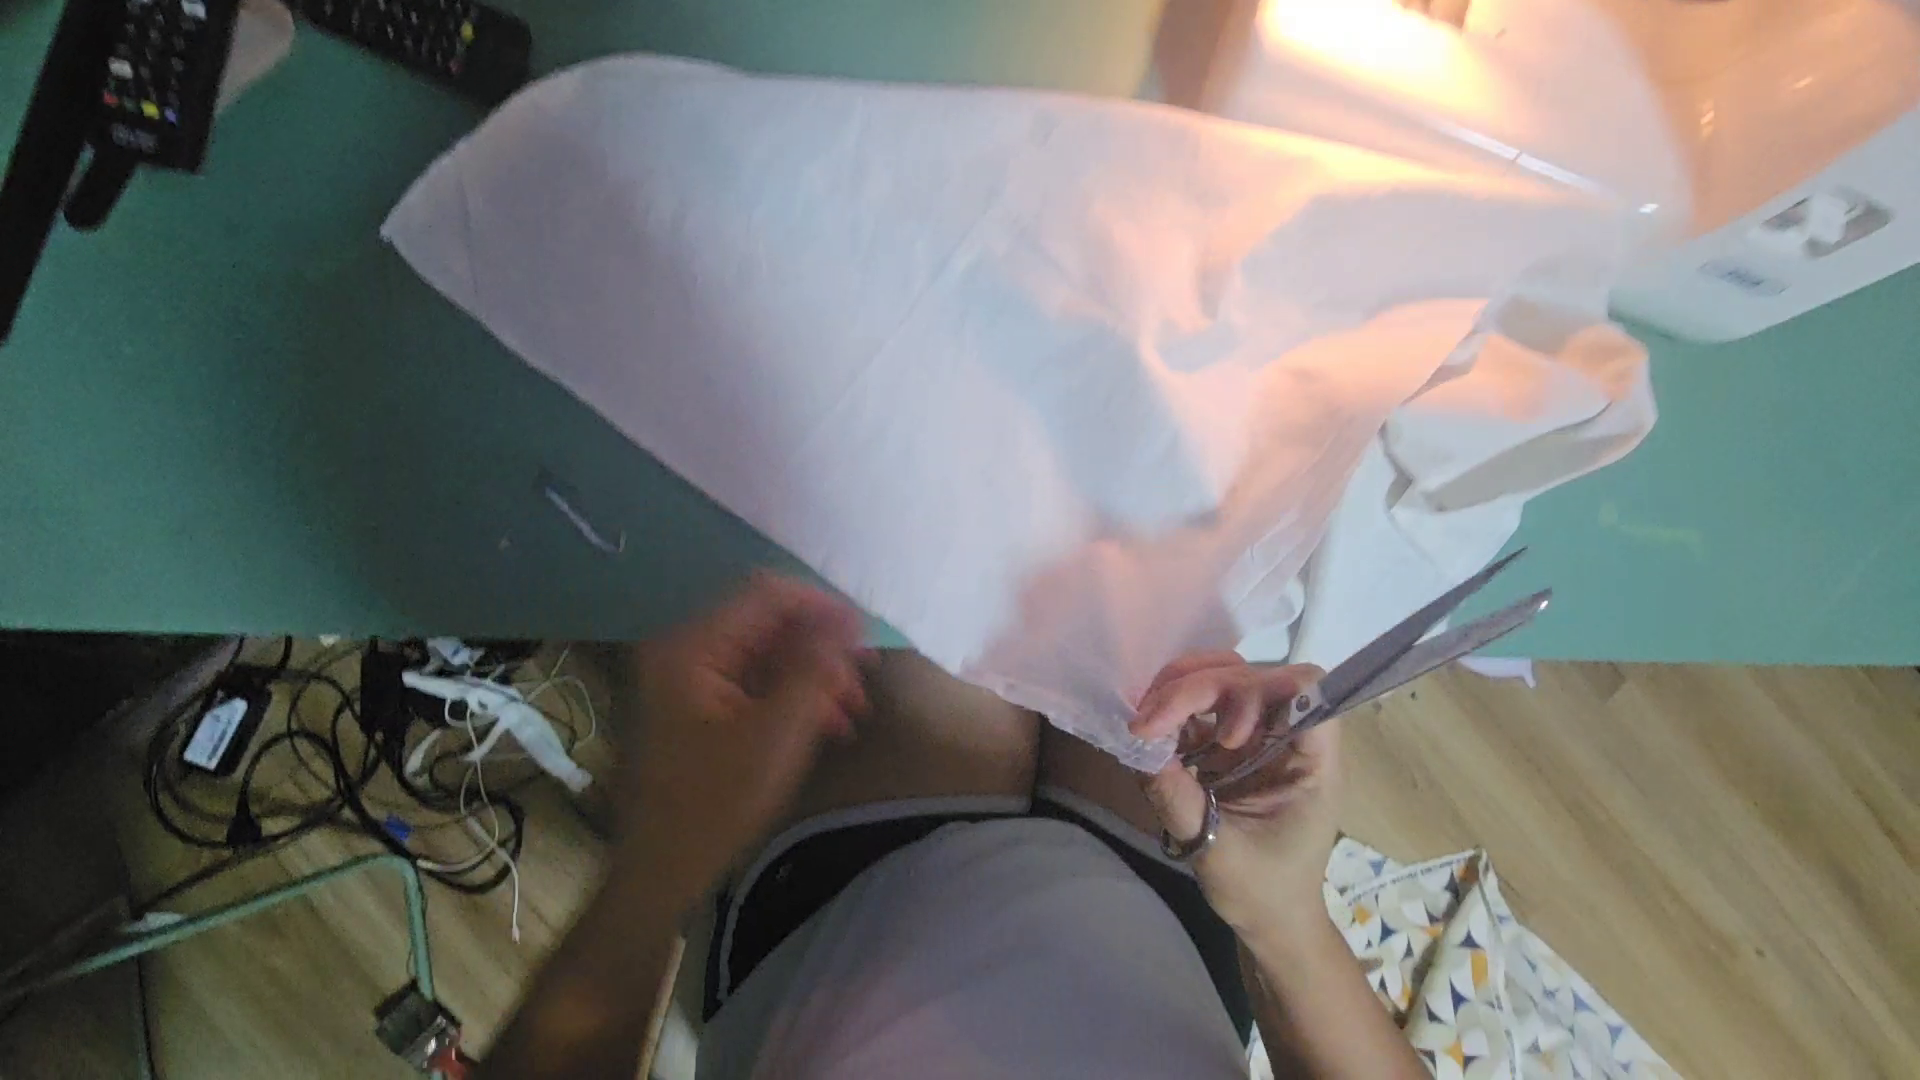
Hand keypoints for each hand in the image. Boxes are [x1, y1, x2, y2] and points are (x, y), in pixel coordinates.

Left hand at [615, 573, 867, 902]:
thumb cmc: (715, 803)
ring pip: (771, 654)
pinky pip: (760, 682)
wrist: (662, 872)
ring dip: (815, 675)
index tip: (865, 636)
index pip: (767, 596)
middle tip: (865, 676)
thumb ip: (813, 670)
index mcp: (694, 647)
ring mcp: (694, 678)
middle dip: (823, 648)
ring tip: (854, 707)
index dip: (821, 607)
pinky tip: (829, 723)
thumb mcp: (775, 734)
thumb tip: (846, 621)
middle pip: (771, 625)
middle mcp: (690, 650)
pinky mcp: (704, 705)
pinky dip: (796, 696)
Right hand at [1130, 652, 1340, 944]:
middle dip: (1198, 687)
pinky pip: (1202, 702)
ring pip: (1225, 676)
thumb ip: (1179, 799)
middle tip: (1151, 722)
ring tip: (1147, 716)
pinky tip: (1149, 722)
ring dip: (1181, 685)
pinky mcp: (1228, 739)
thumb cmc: (1261, 891)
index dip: (1260, 693)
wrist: (1268, 917)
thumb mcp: (1216, 851)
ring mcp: (1257, 732)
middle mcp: (1287, 735)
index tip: (1224, 737)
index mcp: (1310, 761)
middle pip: (1251, 675)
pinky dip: (1172, 703)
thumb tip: (1140, 748)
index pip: (1306, 688)